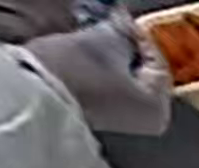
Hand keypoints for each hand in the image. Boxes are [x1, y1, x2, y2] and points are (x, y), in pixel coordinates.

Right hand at [23, 9, 171, 134]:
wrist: (38, 94)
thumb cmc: (75, 71)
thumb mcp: (102, 45)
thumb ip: (120, 33)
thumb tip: (125, 22)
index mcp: (159, 107)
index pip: (160, 66)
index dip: (142, 38)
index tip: (124, 17)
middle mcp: (151, 119)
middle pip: (145, 73)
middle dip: (128, 46)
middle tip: (112, 22)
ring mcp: (130, 119)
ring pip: (128, 78)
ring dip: (115, 55)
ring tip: (99, 33)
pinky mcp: (107, 114)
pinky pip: (114, 86)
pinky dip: (106, 68)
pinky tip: (91, 52)